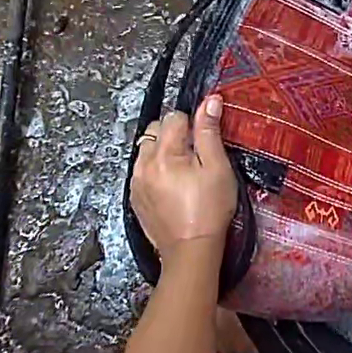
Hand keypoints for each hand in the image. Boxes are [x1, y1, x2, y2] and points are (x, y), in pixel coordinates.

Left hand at [131, 95, 237, 267]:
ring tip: (183, 171)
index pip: (173, 117)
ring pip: (147, 149)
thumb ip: (209, 132)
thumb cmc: (209, 210)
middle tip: (194, 156)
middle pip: (156, 129)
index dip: (192, 125)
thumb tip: (210, 101)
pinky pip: (142, 169)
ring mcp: (135, 182)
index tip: (204, 142)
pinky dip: (155, 169)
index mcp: (163, 155)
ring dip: (163, 151)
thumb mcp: (217, 168)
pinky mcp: (134, 197)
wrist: (191, 251)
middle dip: (174, 135)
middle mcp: (143, 165)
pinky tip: (172, 184)